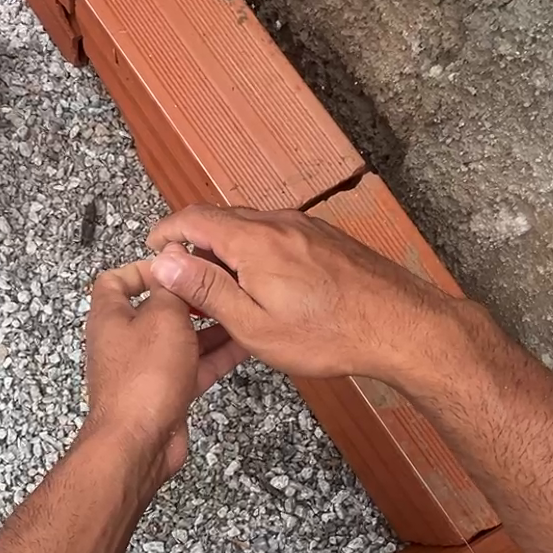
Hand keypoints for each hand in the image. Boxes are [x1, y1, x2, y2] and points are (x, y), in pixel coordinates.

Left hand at [81, 261, 247, 484]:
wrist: (138, 442)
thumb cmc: (141, 381)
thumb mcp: (163, 317)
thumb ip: (171, 287)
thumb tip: (172, 261)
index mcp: (110, 316)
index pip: (116, 280)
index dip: (144, 268)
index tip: (177, 265)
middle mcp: (123, 341)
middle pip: (155, 309)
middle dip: (188, 298)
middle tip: (218, 287)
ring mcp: (143, 369)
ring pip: (179, 339)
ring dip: (208, 327)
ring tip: (239, 310)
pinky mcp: (163, 393)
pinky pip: (192, 367)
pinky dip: (215, 356)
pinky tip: (243, 344)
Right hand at [145, 205, 463, 384]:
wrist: (400, 327)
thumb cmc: (329, 334)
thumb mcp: (253, 324)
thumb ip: (206, 288)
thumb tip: (165, 261)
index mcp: (253, 242)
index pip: (192, 218)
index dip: (165, 232)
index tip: (152, 250)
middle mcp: (278, 223)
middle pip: (218, 220)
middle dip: (192, 245)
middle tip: (181, 281)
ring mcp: (303, 227)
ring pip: (247, 228)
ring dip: (223, 251)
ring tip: (218, 291)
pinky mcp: (321, 238)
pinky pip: (273, 235)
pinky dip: (252, 254)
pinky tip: (259, 287)